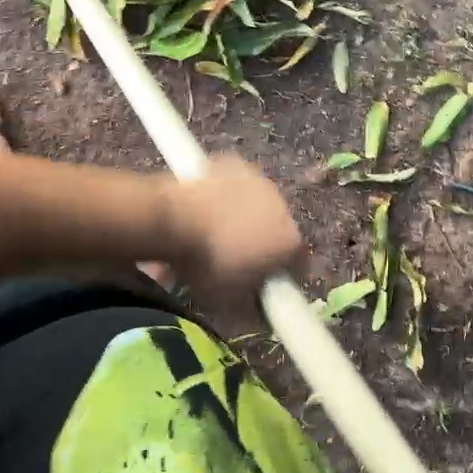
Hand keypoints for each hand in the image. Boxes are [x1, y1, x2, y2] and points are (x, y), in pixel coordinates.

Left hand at [162, 156, 303, 294]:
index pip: (298, 263)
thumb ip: (254, 307)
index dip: (283, 275)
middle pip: (279, 229)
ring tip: (218, 229)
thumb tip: (259, 309)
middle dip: (264, 242)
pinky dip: (228, 193)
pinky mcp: (235, 163)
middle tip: (236, 257)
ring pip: (259, 203)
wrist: (173, 221)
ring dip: (247, 215)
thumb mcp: (230, 302)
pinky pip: (237, 183)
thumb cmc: (204, 266)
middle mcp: (283, 207)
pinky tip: (209, 205)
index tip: (266, 284)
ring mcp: (259, 181)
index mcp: (290, 241)